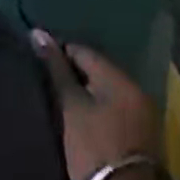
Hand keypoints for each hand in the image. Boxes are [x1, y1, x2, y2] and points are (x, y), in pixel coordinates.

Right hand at [32, 30, 158, 179]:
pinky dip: (94, 107)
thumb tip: (38, 33)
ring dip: (82, 91)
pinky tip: (77, 116)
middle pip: (94, 69)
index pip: (81, 51)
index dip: (57, 54)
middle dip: (70, 73)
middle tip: (46, 83)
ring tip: (58, 99)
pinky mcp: (140, 133)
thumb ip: (55, 67)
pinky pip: (112, 106)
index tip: (37, 65)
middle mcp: (137, 91)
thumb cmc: (93, 146)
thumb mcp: (69, 104)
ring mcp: (142, 114)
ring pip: (102, 89)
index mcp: (122, 80)